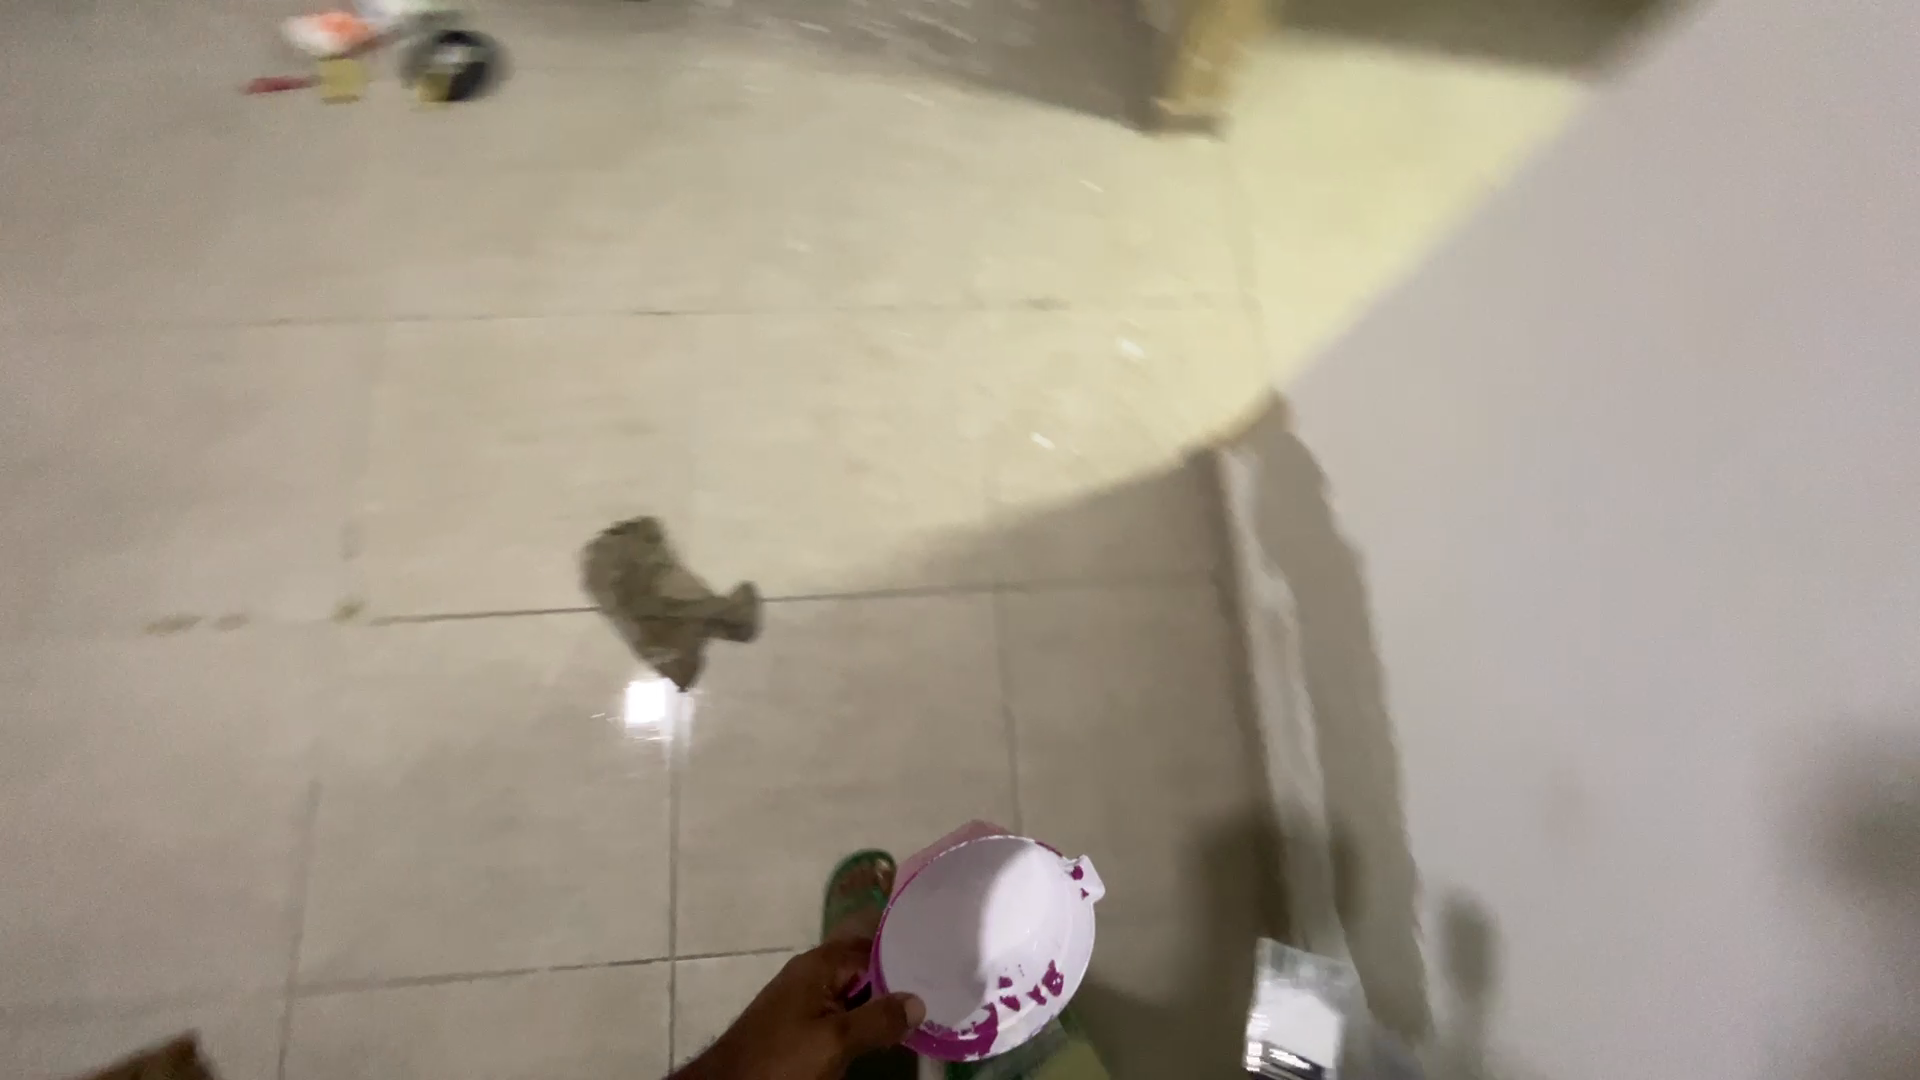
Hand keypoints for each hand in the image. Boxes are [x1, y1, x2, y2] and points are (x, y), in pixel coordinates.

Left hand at [674, 938, 925, 1079]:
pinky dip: (859, 1019)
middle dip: (894, 980)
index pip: (873, 945)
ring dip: (877, 1004)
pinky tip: (879, 1035)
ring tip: (914, 1015)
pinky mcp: (797, 1023)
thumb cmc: (780, 1060)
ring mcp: (802, 997)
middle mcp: (811, 972)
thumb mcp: (835, 1042)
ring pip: (852, 992)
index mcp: (820, 963)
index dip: (904, 955)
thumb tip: (919, 1000)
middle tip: (933, 992)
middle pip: (863, 967)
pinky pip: (838, 1011)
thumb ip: (877, 1020)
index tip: (935, 965)